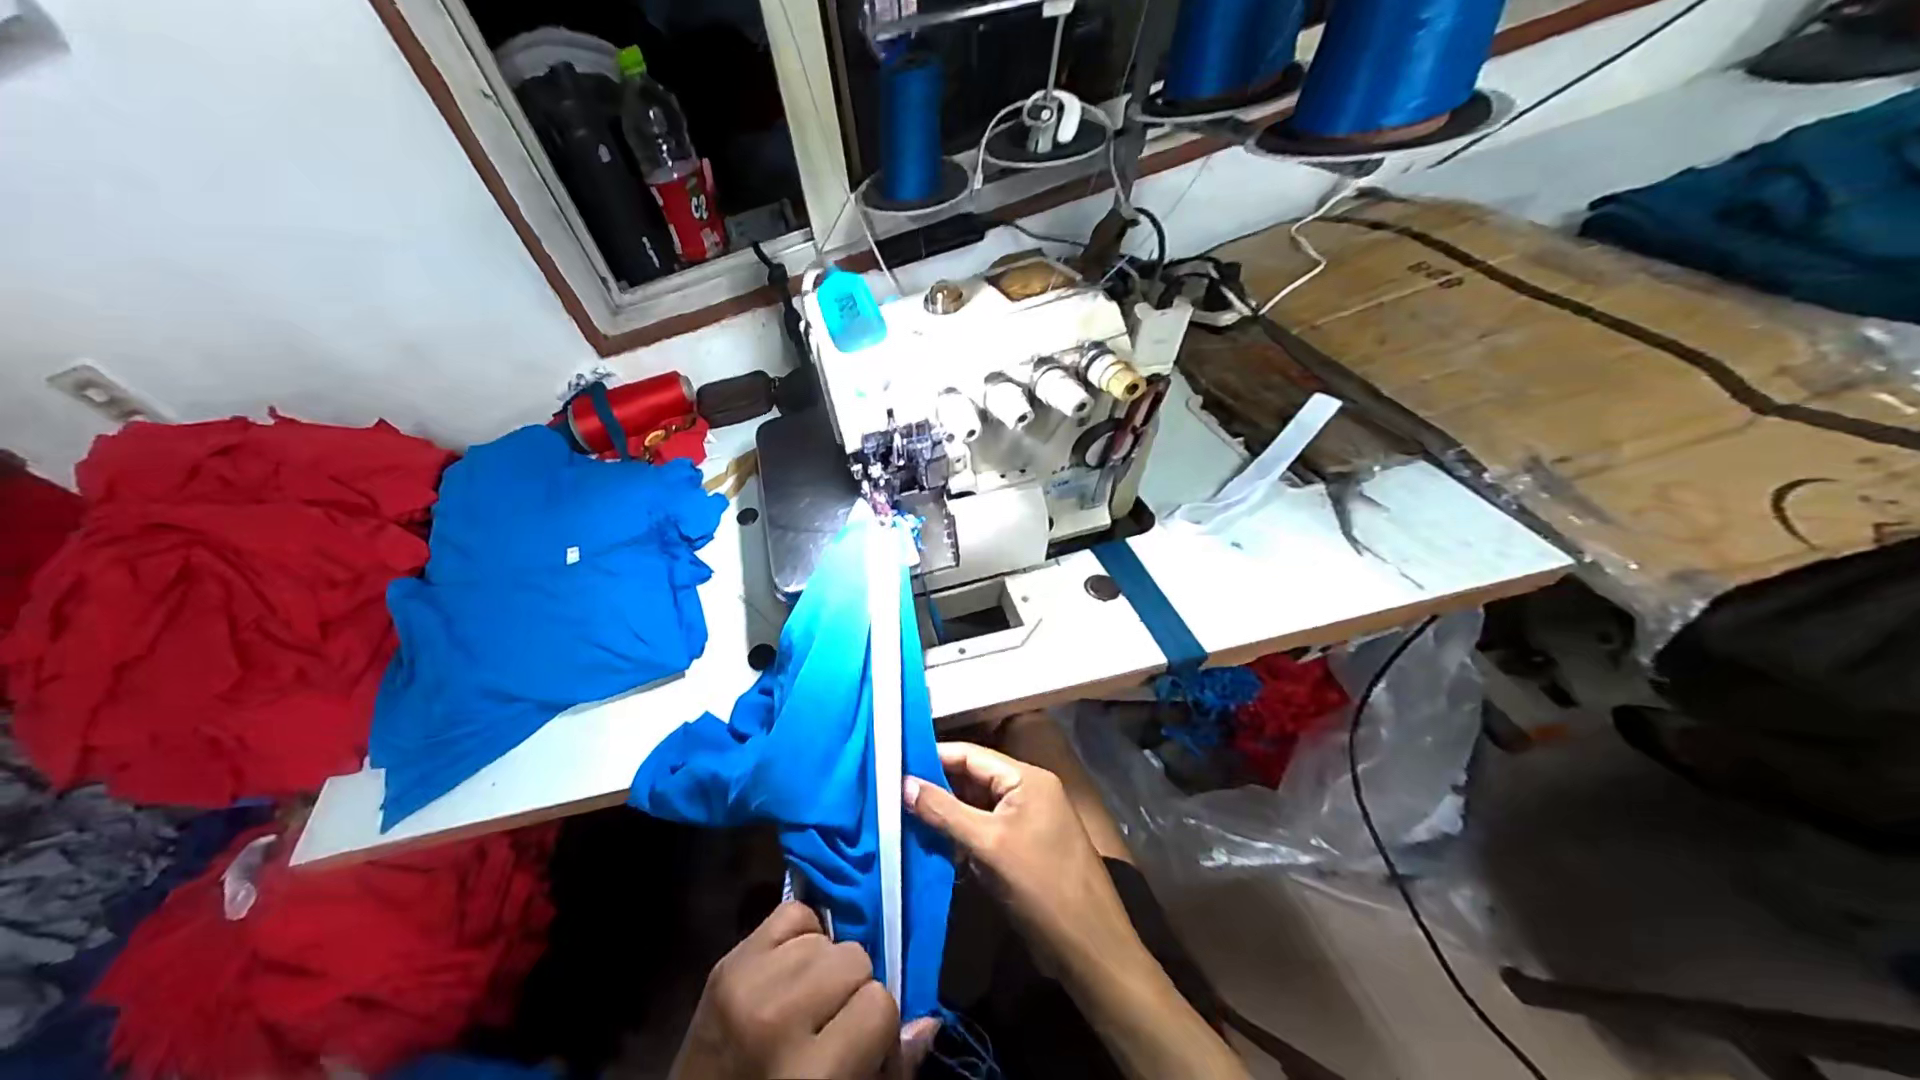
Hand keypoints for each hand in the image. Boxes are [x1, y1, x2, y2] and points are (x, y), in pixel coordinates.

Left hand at [671, 902, 938, 1079]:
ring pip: (827, 937)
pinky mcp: (726, 962)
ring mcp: (746, 984)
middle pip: (854, 960)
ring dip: (826, 964)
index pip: (880, 1003)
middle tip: (834, 1022)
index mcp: (809, 1073)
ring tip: (809, 998)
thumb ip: (890, 1066)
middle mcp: (776, 1019)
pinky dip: (800, 936)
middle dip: (853, 989)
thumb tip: (928, 1021)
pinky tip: (790, 970)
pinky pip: (792, 914)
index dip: (879, 1026)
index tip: (863, 1046)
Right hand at [906, 742, 1250, 1079]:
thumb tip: (904, 782)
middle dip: (935, 785)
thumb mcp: (988, 845)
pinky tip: (929, 841)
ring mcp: (1026, 819)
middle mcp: (1028, 790)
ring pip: (976, 805)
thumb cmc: (1041, 886)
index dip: (933, 756)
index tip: (892, 762)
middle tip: (890, 791)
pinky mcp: (1021, 846)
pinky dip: (959, 834)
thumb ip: (945, 811)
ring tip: (900, 814)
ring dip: (945, 812)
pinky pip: (984, 828)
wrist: (1089, 947)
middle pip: (972, 777)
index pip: (971, 754)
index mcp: (1027, 778)